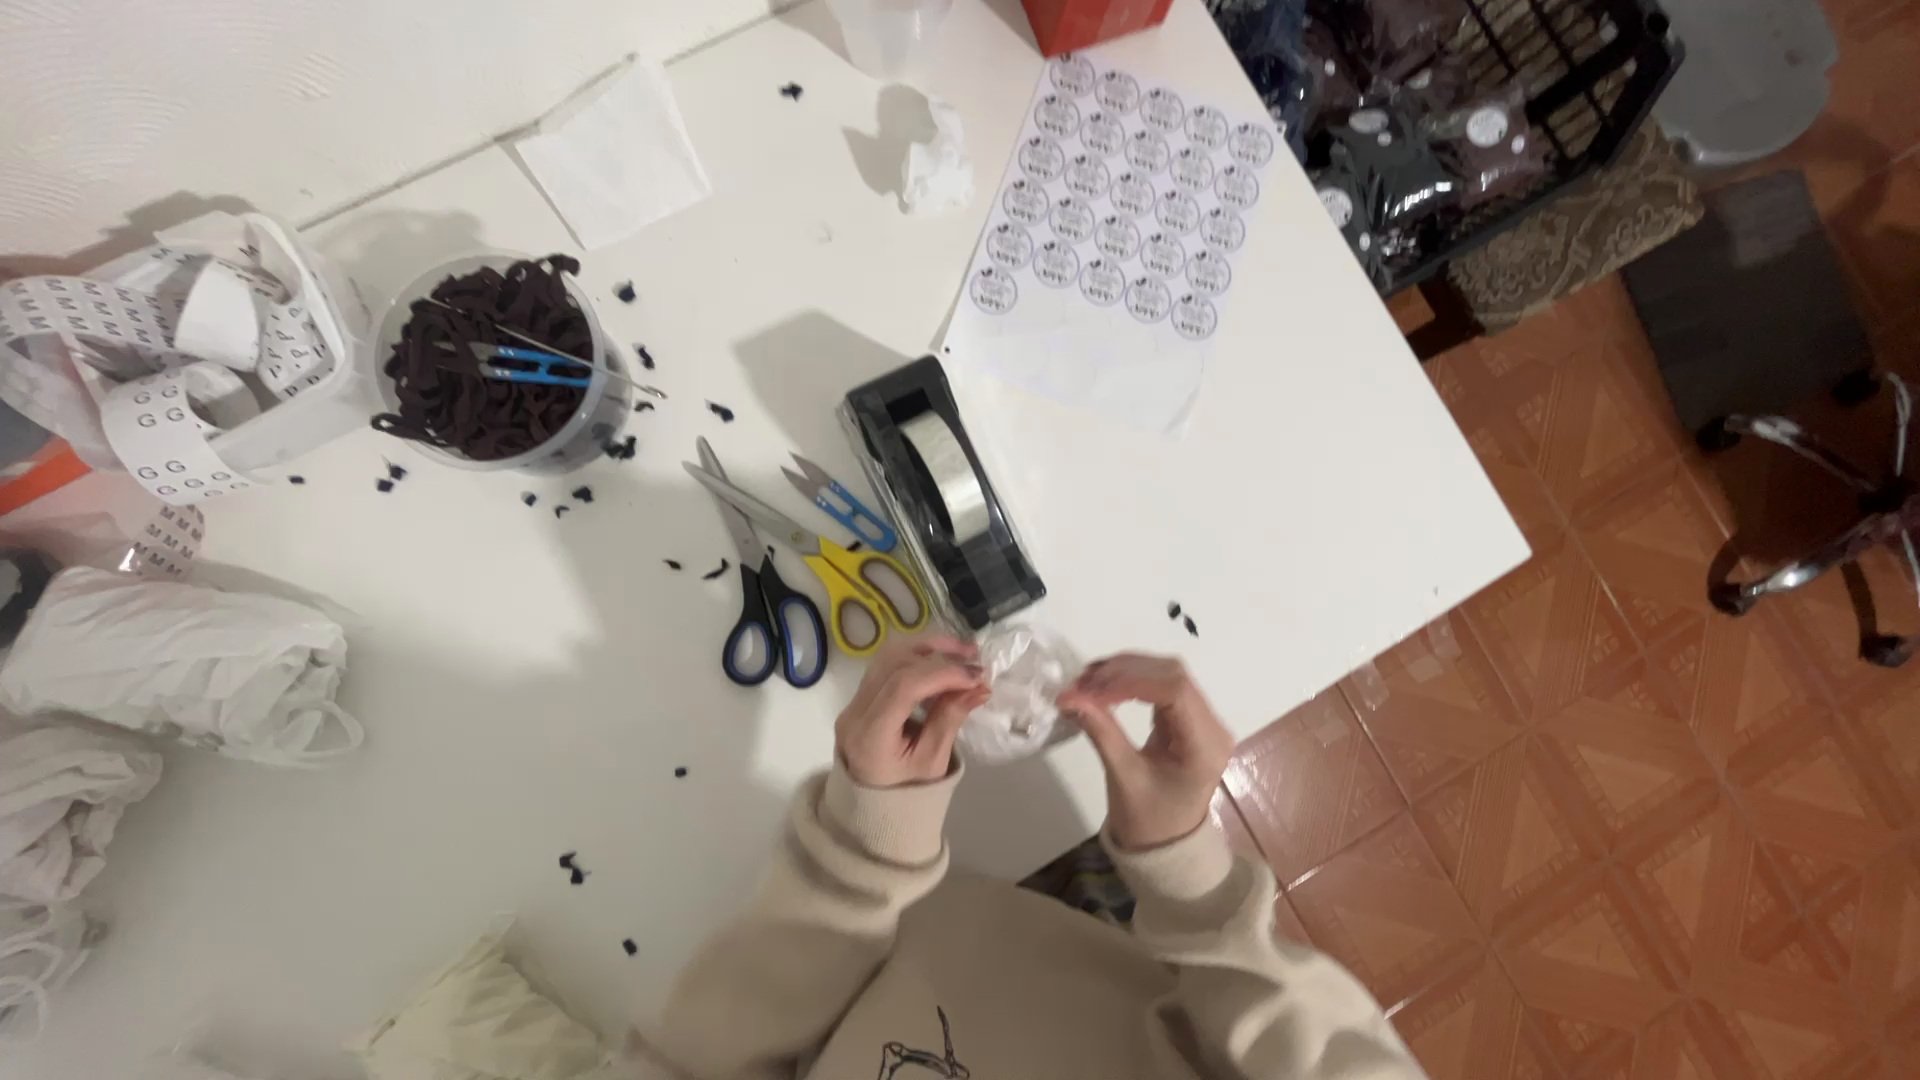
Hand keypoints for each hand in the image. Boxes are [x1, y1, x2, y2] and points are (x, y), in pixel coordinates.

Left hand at [836, 636, 988, 787]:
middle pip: (895, 664)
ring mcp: (854, 699)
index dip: (942, 674)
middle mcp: (855, 711)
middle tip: (976, 663)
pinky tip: (942, 659)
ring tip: (962, 653)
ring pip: (889, 654)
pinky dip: (918, 654)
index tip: (976, 676)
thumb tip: (979, 687)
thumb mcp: (933, 762)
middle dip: (939, 658)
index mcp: (869, 736)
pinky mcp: (861, 691)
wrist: (874, 800)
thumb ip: (950, 721)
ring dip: (929, 648)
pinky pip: (888, 661)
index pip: (903, 687)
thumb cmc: (906, 788)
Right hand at [1058, 654, 1234, 851]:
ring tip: (1087, 680)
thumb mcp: (1123, 778)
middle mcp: (1212, 726)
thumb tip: (1069, 696)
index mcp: (1206, 745)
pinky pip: (1161, 685)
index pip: (1175, 691)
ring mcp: (1201, 720)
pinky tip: (1104, 683)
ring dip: (1126, 670)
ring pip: (1166, 674)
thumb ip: (1101, 732)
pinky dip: (1131, 679)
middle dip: (1125, 671)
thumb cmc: (1148, 821)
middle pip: (1172, 675)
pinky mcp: (1186, 718)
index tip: (1091, 688)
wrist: (1166, 847)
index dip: (1131, 681)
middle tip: (1082, 682)